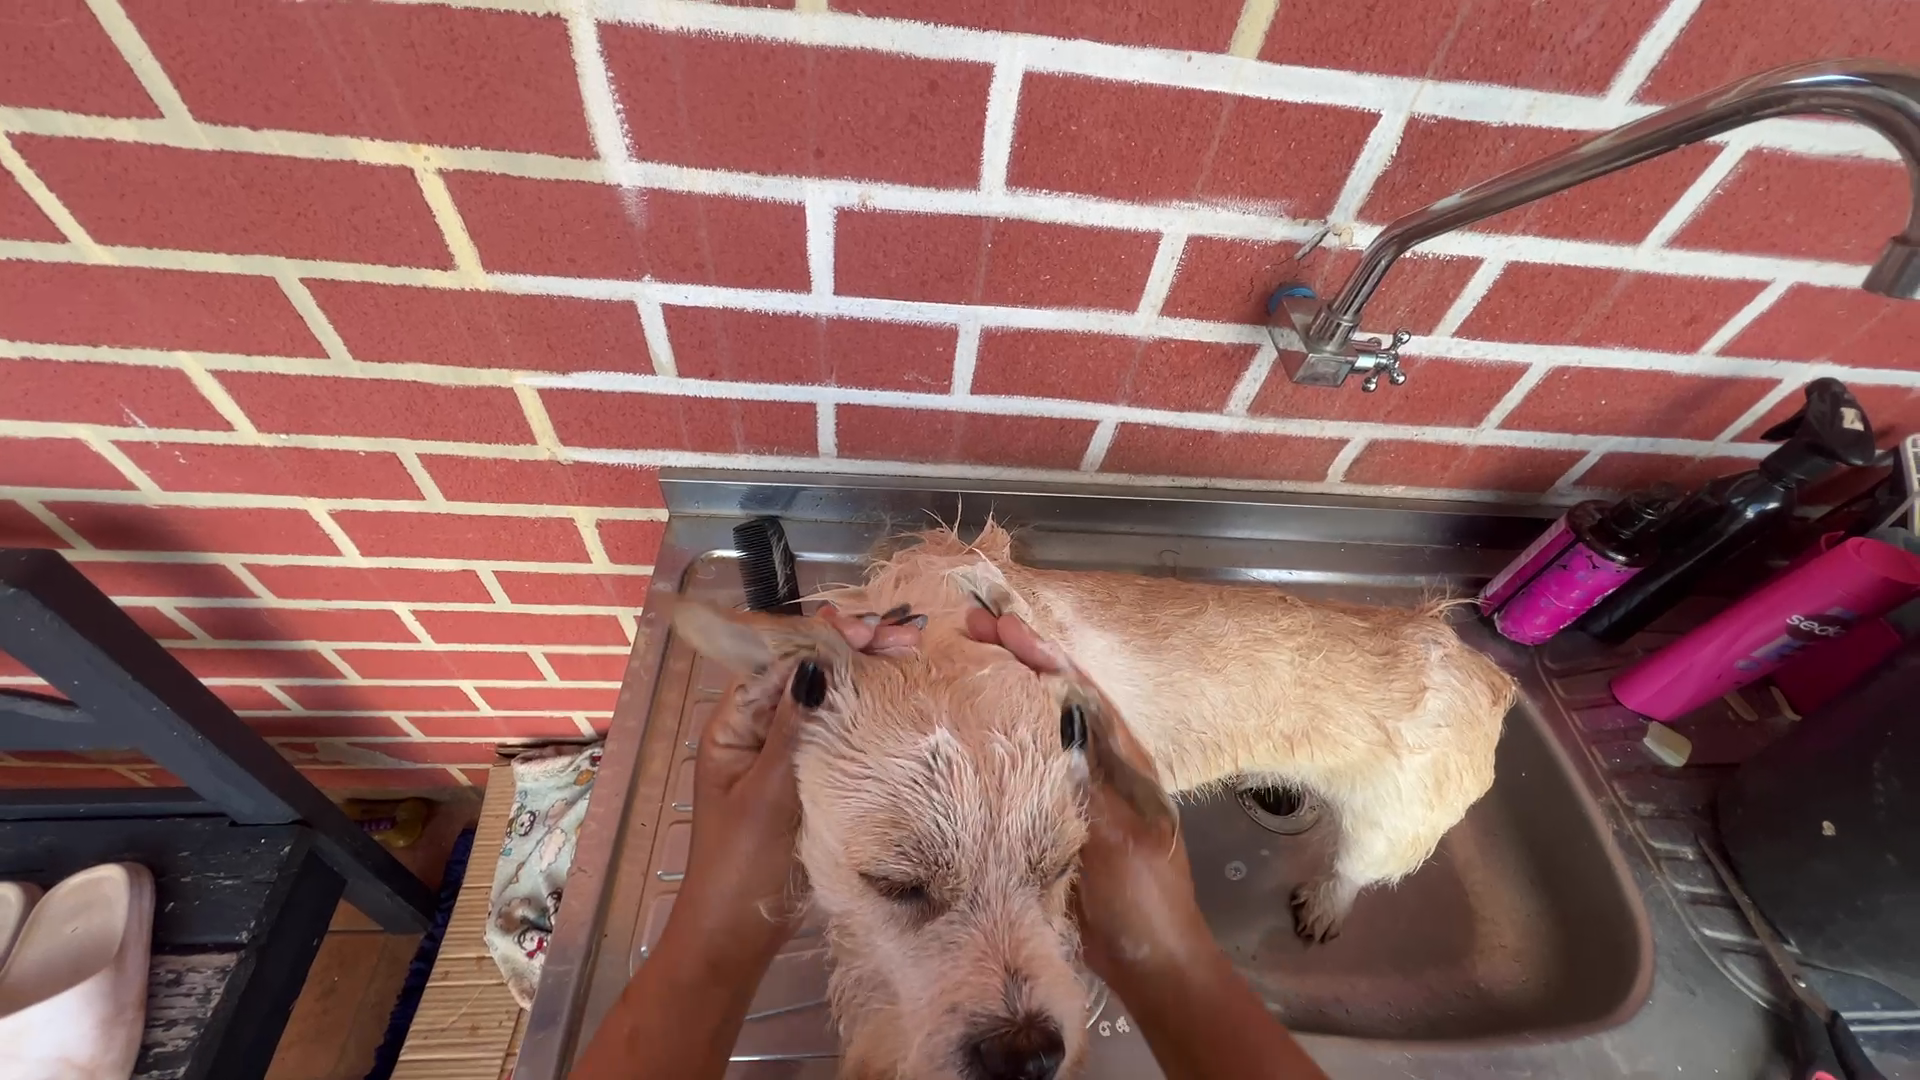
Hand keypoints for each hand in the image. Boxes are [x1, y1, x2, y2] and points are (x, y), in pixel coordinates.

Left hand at [674, 608, 924, 963]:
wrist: (738, 934)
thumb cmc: (742, 863)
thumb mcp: (766, 794)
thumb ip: (792, 730)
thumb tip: (814, 666)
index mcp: (734, 723)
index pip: (777, 661)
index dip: (821, 638)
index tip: (866, 629)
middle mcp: (759, 725)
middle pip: (805, 669)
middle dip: (851, 646)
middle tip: (903, 635)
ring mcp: (786, 746)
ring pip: (825, 692)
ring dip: (863, 668)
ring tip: (908, 647)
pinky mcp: (809, 768)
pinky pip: (836, 723)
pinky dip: (864, 702)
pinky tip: (895, 688)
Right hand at [962, 611, 1211, 987]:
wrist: (1148, 958)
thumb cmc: (1140, 895)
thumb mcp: (1115, 833)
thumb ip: (1086, 775)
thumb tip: (1057, 713)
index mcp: (1122, 753)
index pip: (1077, 685)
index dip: (1041, 652)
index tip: (1002, 625)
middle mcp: (1100, 755)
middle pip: (1055, 692)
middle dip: (1018, 655)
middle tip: (972, 626)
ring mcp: (1078, 779)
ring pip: (1038, 718)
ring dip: (1006, 685)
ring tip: (966, 655)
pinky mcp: (1056, 805)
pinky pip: (1025, 757)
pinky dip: (998, 732)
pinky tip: (969, 723)